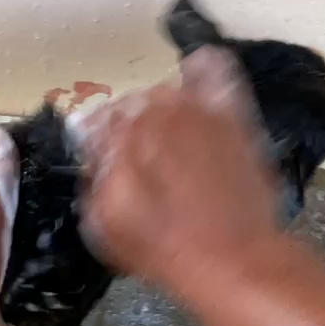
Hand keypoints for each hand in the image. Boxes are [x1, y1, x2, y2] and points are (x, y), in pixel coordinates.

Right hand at [69, 47, 283, 289]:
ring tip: (167, 142)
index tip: (101, 165)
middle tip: (136, 163)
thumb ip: (91, 180)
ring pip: (164, 91)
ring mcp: (194, 109)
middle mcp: (149, 112)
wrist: (233, 258)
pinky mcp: (231, 115)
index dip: (94, 145)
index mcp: (114, 136)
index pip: (92, 123)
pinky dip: (201, 67)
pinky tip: (195, 69)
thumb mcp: (103, 223)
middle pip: (127, 105)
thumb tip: (96, 158)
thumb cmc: (162, 247)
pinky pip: (213, 70)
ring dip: (158, 110)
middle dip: (126, 128)